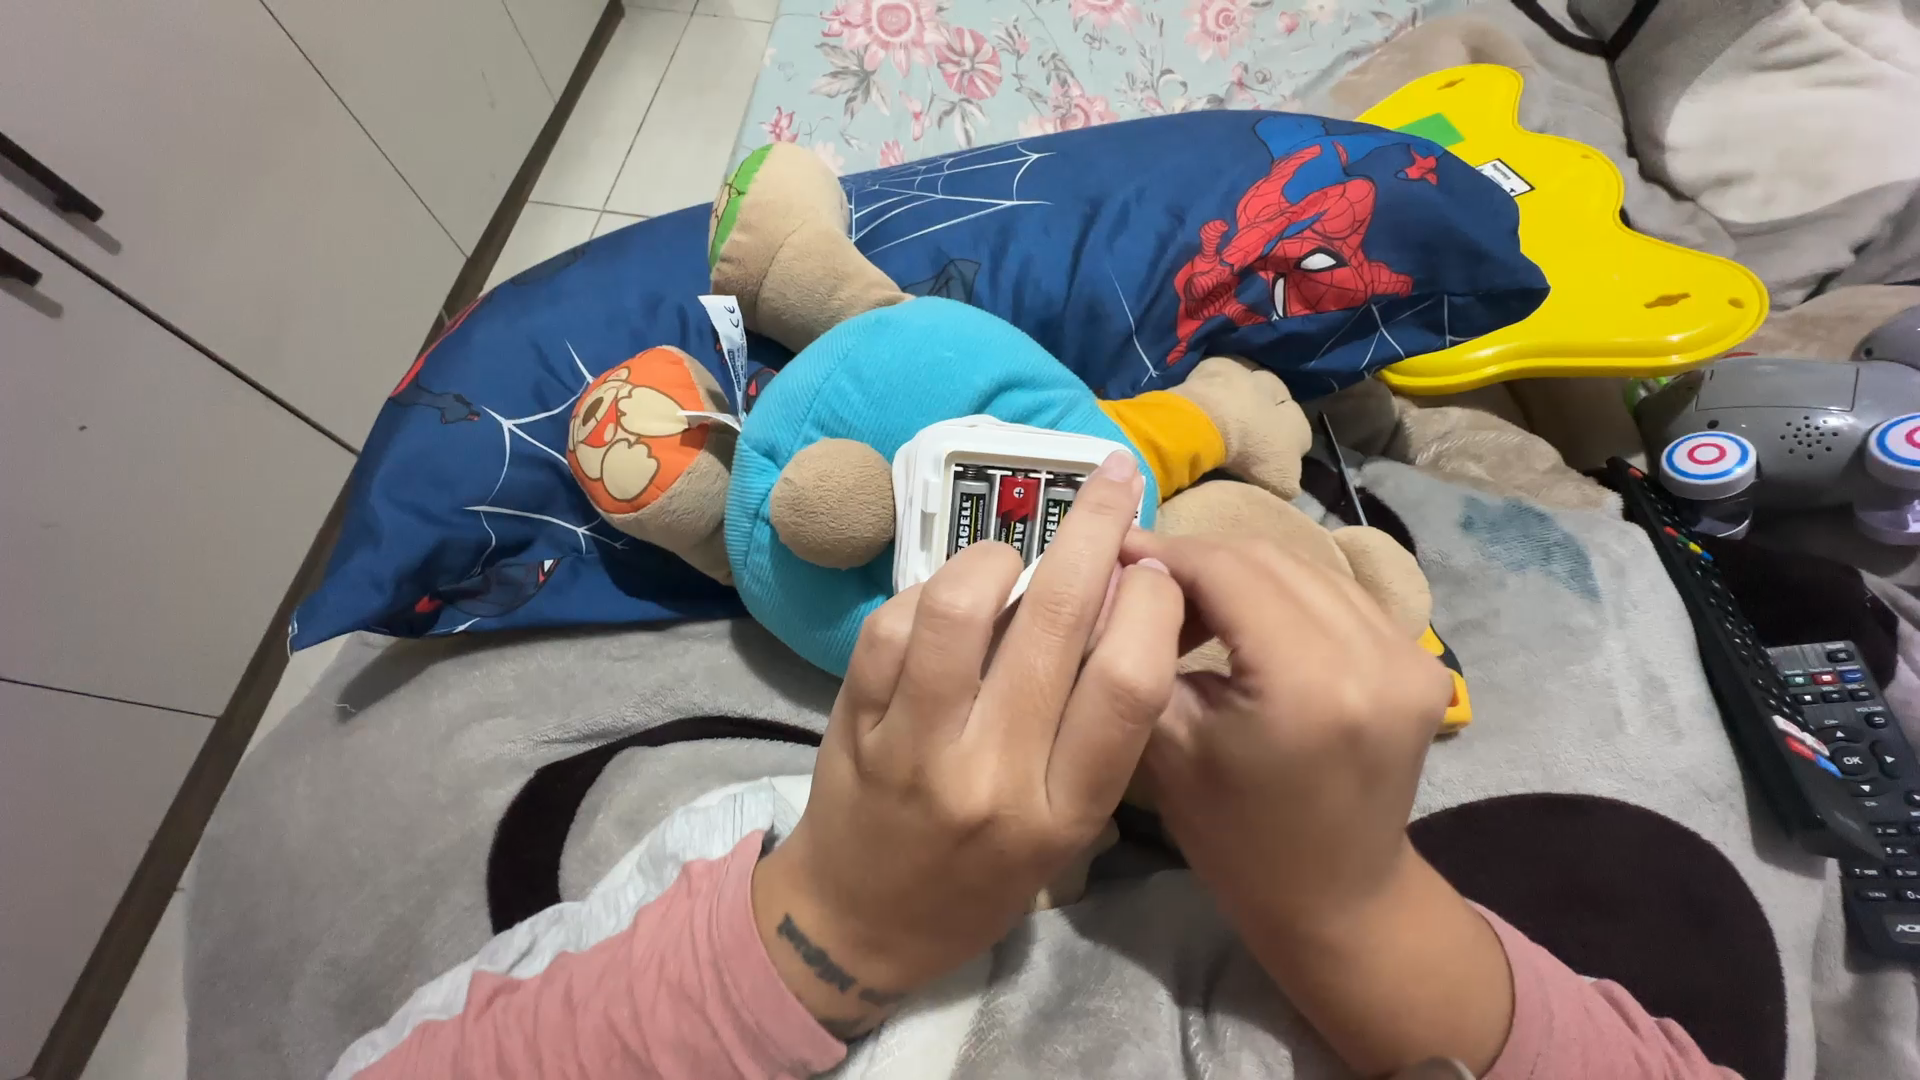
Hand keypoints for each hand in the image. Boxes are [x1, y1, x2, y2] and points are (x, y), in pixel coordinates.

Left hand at [752, 451, 1183, 1037]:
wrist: (861, 920)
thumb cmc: (979, 879)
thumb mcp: (1064, 829)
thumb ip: (1094, 725)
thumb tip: (1117, 596)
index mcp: (1063, 812)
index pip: (1127, 685)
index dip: (1150, 602)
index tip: (1153, 565)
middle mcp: (990, 774)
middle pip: (1054, 620)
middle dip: (1094, 529)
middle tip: (1112, 480)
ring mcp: (910, 743)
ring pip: (958, 605)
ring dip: (995, 557)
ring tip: (1008, 561)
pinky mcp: (852, 718)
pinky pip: (891, 621)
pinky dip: (926, 589)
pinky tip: (944, 600)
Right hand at [1131, 534, 1449, 924]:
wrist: (1336, 899)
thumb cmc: (1233, 836)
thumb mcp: (1166, 743)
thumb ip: (1140, 649)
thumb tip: (1121, 574)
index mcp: (1310, 684)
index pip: (1227, 571)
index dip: (1165, 552)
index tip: (1114, 548)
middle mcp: (1377, 655)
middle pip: (1266, 559)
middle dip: (1195, 560)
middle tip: (1140, 581)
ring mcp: (1412, 654)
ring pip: (1301, 567)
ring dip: (1235, 573)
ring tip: (1186, 605)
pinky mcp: (1423, 659)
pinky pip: (1333, 593)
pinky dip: (1277, 593)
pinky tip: (1241, 620)